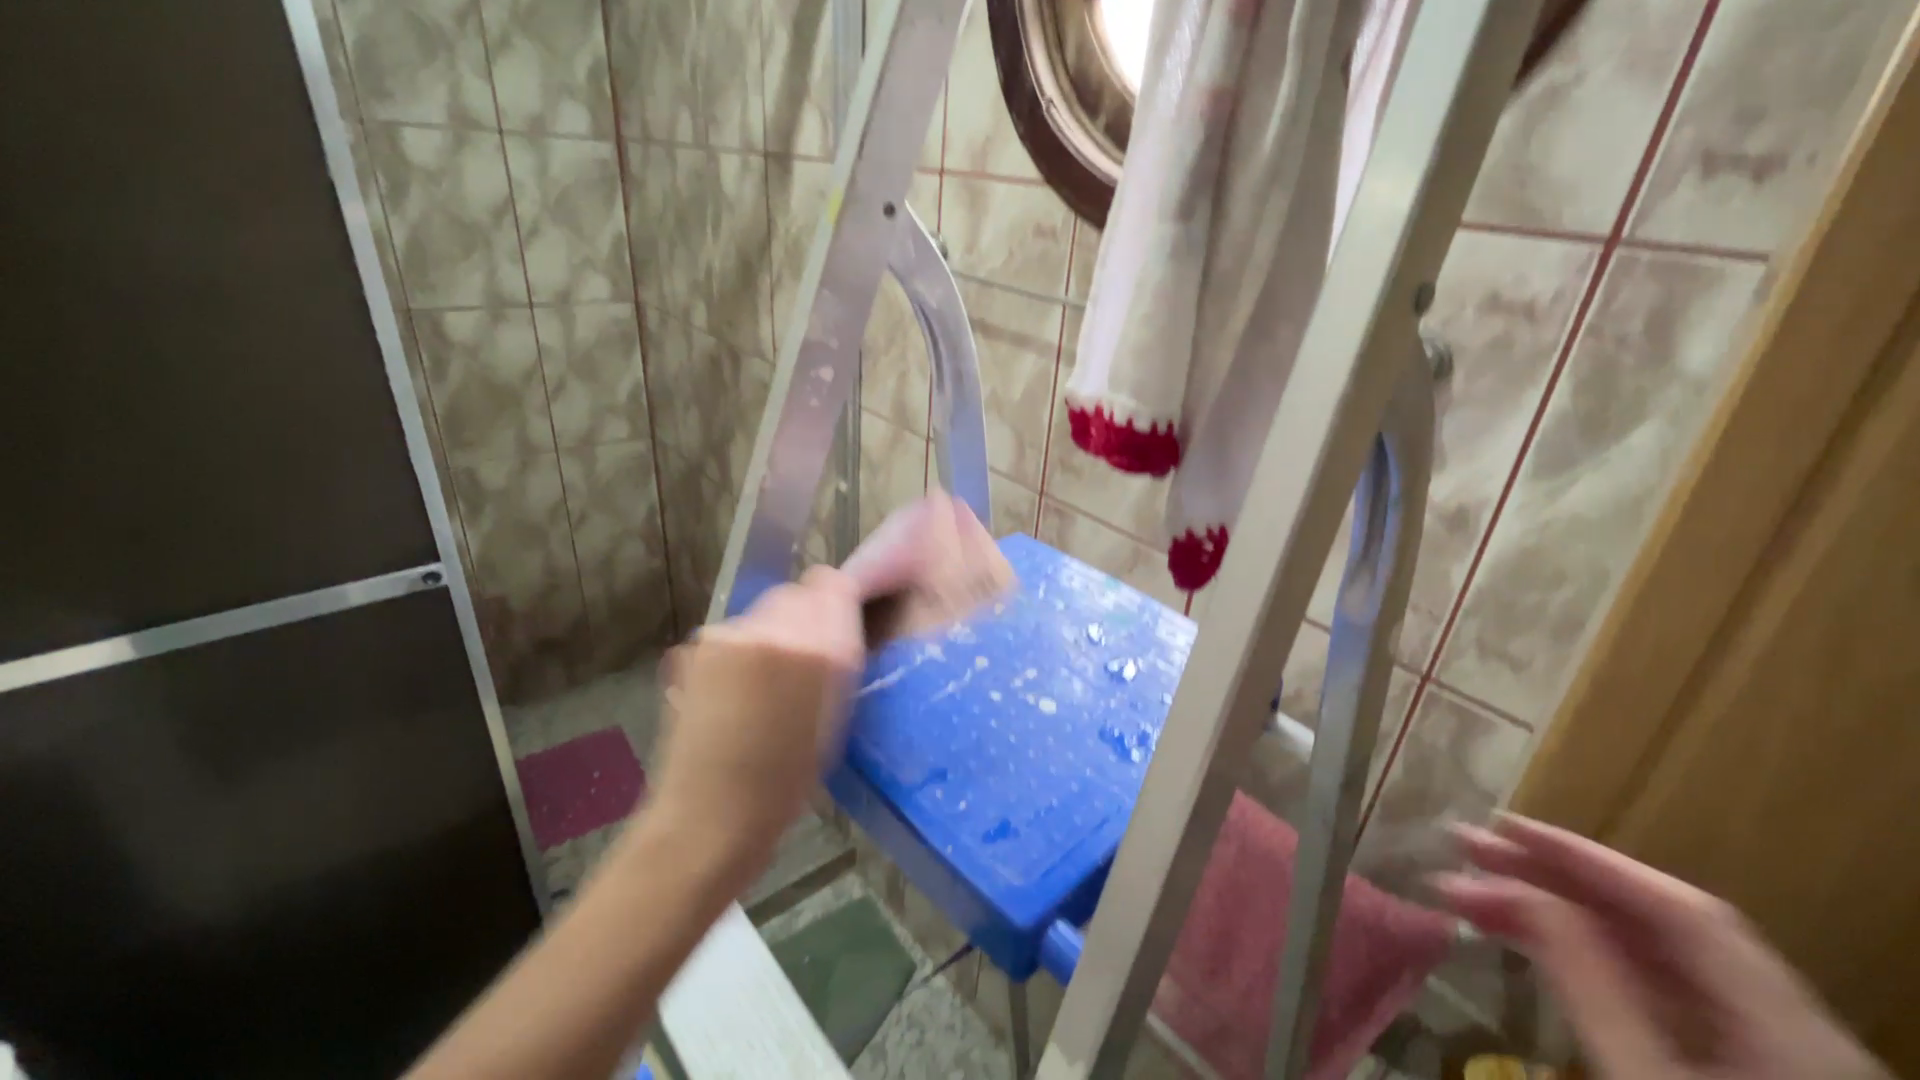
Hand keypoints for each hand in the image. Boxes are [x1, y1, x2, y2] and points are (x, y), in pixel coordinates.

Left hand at [645, 567, 865, 876]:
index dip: (833, 602)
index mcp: (825, 651)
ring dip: (764, 636)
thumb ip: (836, 662)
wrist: (710, 816)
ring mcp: (732, 636)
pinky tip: (730, 692)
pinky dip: (734, 653)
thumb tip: (835, 626)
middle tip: (796, 665)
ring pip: (760, 615)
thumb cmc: (786, 783)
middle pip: (795, 595)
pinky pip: (730, 635)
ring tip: (759, 686)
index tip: (833, 624)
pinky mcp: (696, 648)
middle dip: (799, 619)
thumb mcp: (833, 720)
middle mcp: (778, 631)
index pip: (834, 585)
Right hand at [1434, 815, 1887, 1079]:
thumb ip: (1586, 984)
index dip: (1585, 857)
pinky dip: (1586, 953)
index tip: (1501, 825)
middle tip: (1467, 848)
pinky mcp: (1733, 1059)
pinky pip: (1654, 985)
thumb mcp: (1637, 1077)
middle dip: (1557, 878)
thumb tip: (1516, 891)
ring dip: (1559, 912)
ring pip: (1650, 951)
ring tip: (1474, 889)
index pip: (1674, 908)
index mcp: (1780, 1021)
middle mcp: (1781, 1016)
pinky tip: (1530, 937)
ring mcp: (1762, 1040)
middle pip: (1658, 921)